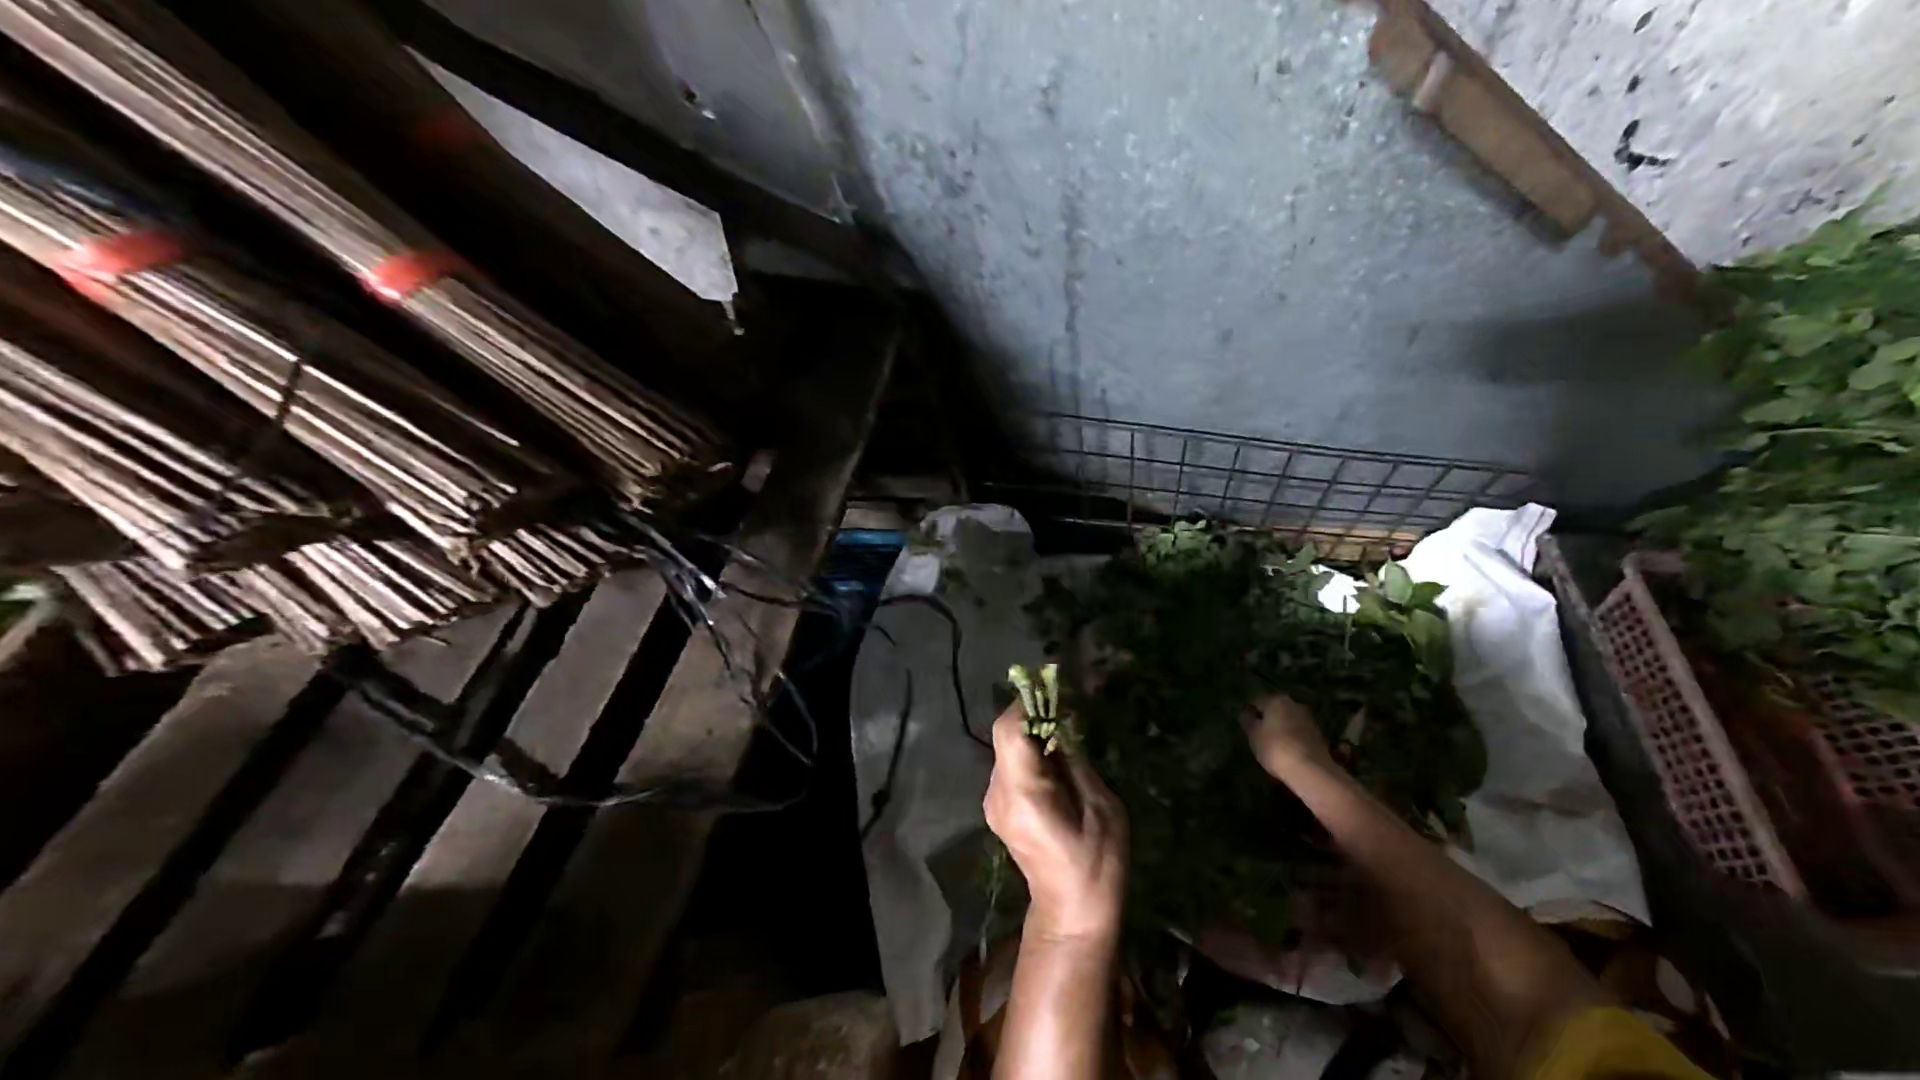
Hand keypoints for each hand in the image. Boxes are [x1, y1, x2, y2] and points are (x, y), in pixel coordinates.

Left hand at [984, 702, 1128, 942]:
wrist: (1071, 911)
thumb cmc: (1097, 862)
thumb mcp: (1101, 806)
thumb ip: (1075, 759)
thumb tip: (1062, 720)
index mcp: (1023, 792)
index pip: (1009, 730)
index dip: (1026, 703)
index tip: (1052, 688)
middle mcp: (997, 793)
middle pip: (1005, 737)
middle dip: (1032, 716)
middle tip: (1065, 707)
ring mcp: (992, 802)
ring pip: (1006, 750)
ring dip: (1032, 735)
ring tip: (1065, 735)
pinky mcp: (997, 808)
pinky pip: (1010, 767)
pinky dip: (1029, 754)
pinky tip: (1055, 763)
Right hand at [1242, 693, 1335, 780]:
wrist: (1311, 771)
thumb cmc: (1276, 749)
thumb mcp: (1253, 735)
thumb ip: (1247, 720)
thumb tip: (1246, 712)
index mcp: (1277, 700)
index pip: (1256, 700)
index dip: (1249, 711)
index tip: (1244, 722)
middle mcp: (1295, 704)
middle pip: (1275, 708)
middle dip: (1267, 717)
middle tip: (1258, 731)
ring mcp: (1309, 718)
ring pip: (1288, 719)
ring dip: (1281, 726)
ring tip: (1272, 742)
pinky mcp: (1319, 734)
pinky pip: (1299, 731)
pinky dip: (1292, 736)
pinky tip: (1287, 748)